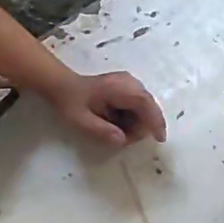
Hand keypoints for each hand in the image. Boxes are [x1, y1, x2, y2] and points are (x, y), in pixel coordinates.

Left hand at [45, 70, 166, 147]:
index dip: (155, 121)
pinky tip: (117, 121)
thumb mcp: (81, 120)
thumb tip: (122, 140)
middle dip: (142, 125)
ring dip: (136, 122)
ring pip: (145, 107)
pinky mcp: (128, 87)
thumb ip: (101, 130)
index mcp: (119, 88)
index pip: (145, 104)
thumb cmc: (71, 102)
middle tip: (122, 138)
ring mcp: (130, 83)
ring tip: (115, 129)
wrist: (64, 86)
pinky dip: (132, 117)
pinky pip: (138, 104)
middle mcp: (130, 82)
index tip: (160, 138)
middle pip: (149, 106)